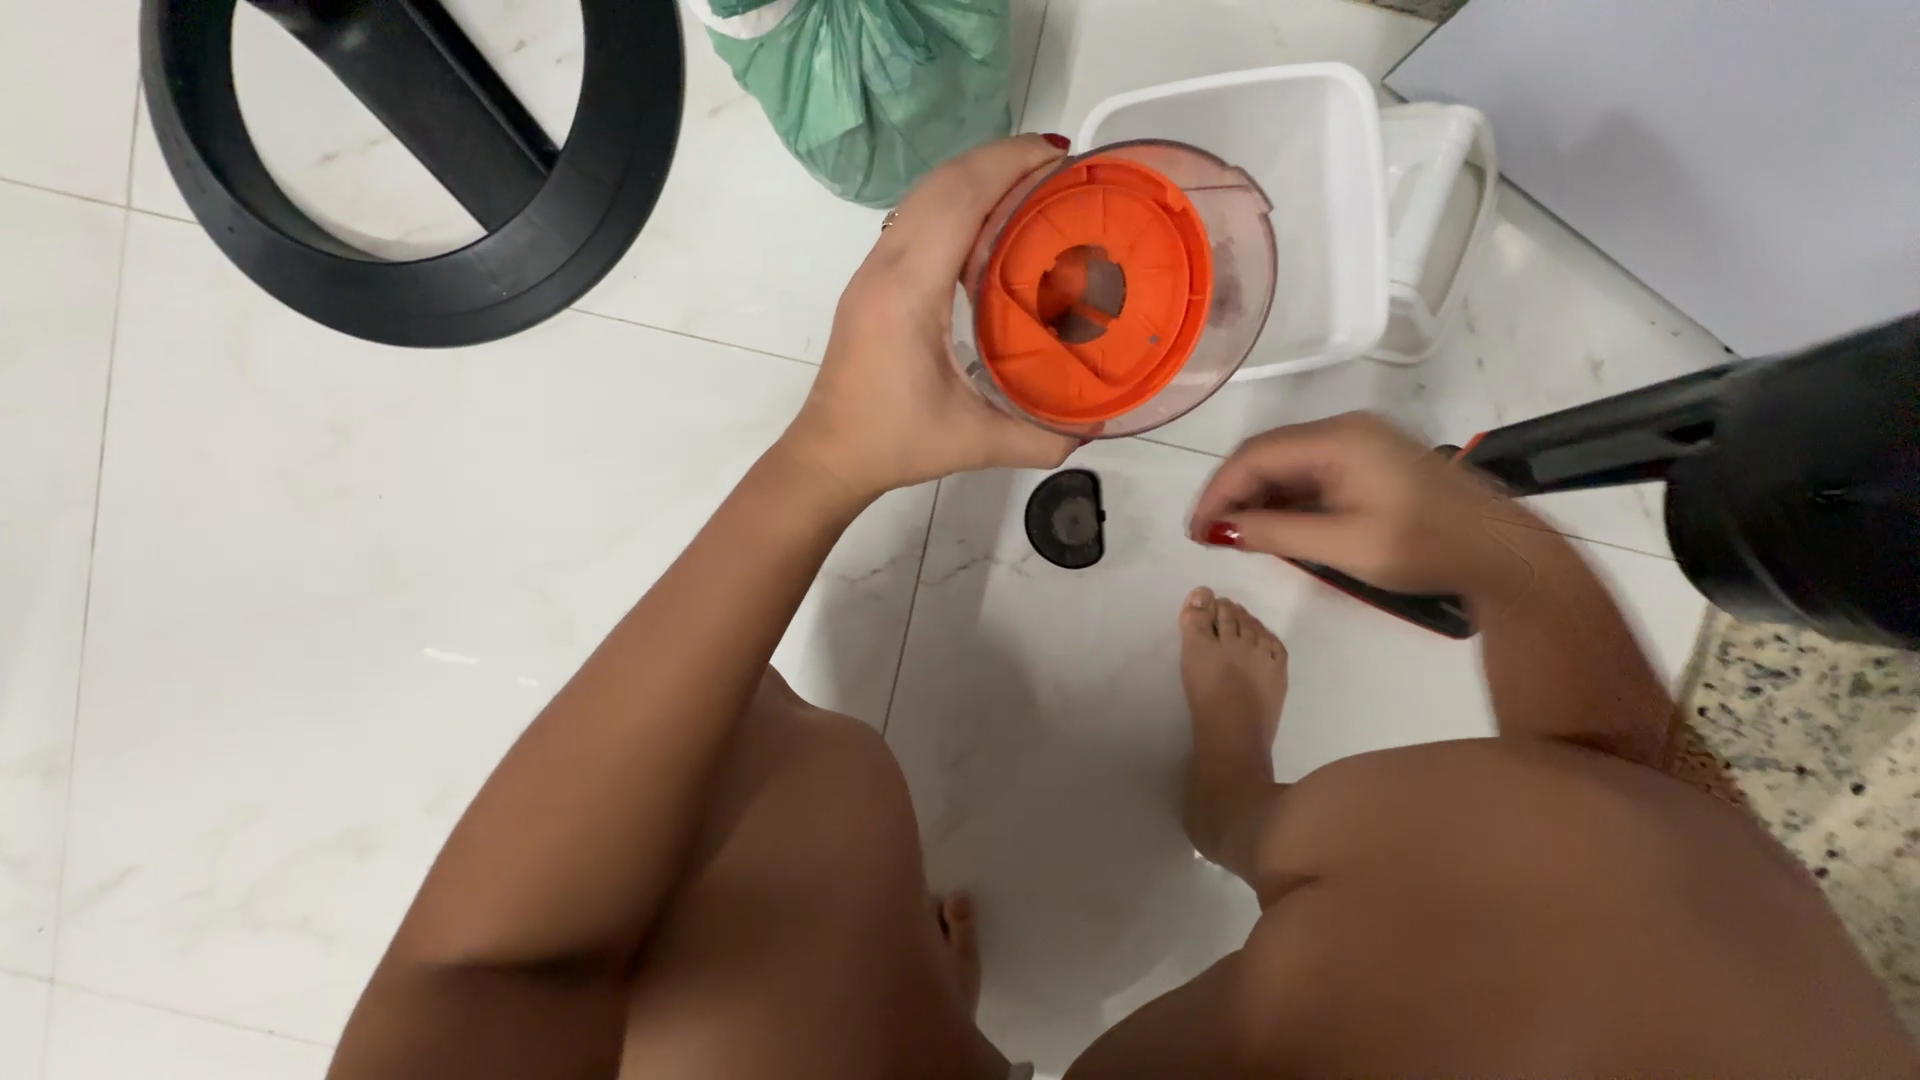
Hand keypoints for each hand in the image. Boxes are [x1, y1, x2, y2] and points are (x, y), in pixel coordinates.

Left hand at [780, 135, 1080, 500]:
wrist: (829, 454)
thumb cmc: (895, 443)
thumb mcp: (974, 444)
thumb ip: (1040, 440)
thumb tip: (1095, 428)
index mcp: (909, 291)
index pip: (959, 197)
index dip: (1010, 163)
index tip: (1062, 156)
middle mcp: (885, 266)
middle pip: (942, 182)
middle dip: (1000, 159)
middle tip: (1058, 167)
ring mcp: (872, 270)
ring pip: (923, 195)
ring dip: (976, 178)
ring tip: (1030, 189)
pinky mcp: (870, 282)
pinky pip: (914, 220)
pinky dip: (955, 204)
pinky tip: (989, 230)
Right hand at [1190, 412, 1540, 597]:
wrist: (1504, 554)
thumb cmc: (1426, 548)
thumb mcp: (1344, 545)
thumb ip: (1277, 532)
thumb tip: (1221, 530)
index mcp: (1339, 440)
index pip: (1255, 456)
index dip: (1218, 491)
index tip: (1196, 529)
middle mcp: (1345, 430)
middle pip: (1267, 455)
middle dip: (1232, 493)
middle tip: (1209, 535)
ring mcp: (1360, 444)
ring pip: (1286, 464)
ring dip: (1256, 497)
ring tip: (1235, 535)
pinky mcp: (1369, 462)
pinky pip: (1310, 473)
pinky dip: (1284, 498)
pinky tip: (1273, 525)